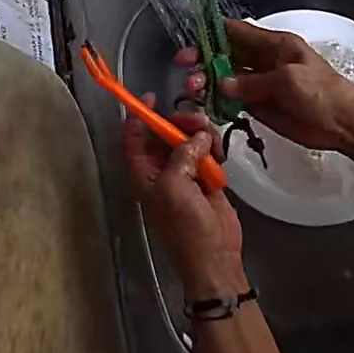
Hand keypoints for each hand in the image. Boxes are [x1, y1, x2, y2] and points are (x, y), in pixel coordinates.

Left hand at [121, 98, 246, 300]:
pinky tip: (220, 155)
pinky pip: (208, 152)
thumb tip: (197, 136)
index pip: (133, 138)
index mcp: (143, 173)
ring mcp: (185, 173)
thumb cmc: (186, 226)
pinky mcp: (206, 177)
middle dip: (180, 122)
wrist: (215, 256)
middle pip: (164, 133)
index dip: (138, 117)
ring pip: (189, 139)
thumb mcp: (175, 186)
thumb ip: (181, 155)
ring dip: (201, 134)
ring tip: (212, 142)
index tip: (151, 97)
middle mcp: (160, 170)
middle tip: (197, 121)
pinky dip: (214, 148)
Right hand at [181, 19, 353, 152]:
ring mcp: (260, 83)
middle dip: (204, 60)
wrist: (344, 125)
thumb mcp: (288, 81)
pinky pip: (232, 99)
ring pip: (225, 78)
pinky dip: (217, 101)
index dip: (213, 33)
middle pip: (226, 55)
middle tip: (187, 69)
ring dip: (208, 82)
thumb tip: (222, 85)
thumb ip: (253, 82)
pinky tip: (204, 104)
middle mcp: (264, 61)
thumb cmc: (322, 94)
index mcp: (274, 45)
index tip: (192, 41)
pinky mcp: (258, 105)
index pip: (237, 32)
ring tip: (194, 90)